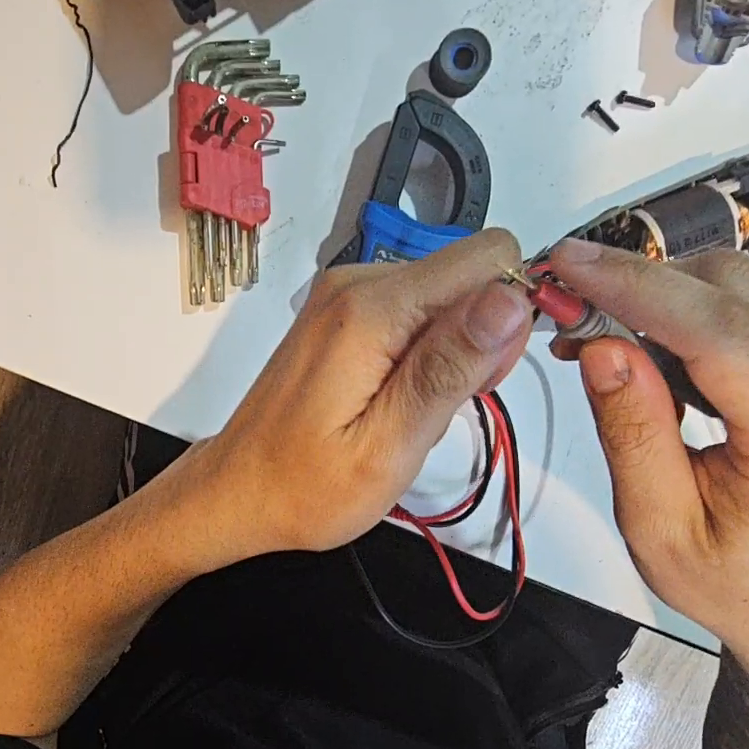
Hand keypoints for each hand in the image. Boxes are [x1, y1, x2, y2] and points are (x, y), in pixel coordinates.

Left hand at [163, 229, 533, 568]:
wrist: (237, 491)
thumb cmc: (303, 487)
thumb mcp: (387, 446)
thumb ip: (448, 369)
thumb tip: (510, 298)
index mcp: (371, 310)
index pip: (489, 258)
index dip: (509, 316)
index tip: (482, 379)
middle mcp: (356, 285)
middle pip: (468, 277)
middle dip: (477, 342)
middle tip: (436, 409)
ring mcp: (346, 297)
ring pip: (445, 299)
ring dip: (448, 356)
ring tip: (407, 413)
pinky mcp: (342, 315)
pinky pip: (414, 314)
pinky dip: (419, 356)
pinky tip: (392, 400)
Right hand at [545, 241, 748, 676]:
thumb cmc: (726, 578)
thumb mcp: (654, 523)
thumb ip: (631, 432)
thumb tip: (601, 347)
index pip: (720, 332)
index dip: (638, 289)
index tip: (568, 265)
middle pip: (732, 289)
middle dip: (637, 282)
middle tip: (561, 305)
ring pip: (736, 288)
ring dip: (652, 294)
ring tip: (586, 333)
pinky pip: (740, 310)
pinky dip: (675, 313)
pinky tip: (630, 346)